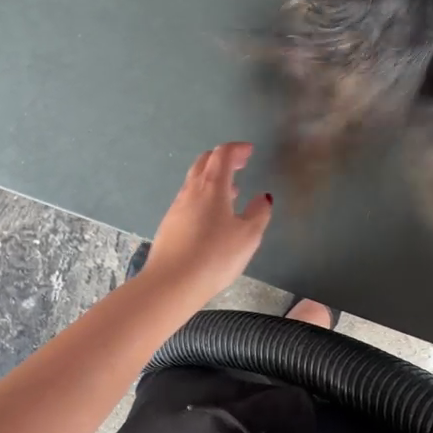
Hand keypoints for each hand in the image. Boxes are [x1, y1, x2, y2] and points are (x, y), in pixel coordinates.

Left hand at [140, 142, 272, 301]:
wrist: (171, 283)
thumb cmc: (214, 257)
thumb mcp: (247, 237)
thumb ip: (258, 214)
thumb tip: (263, 197)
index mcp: (212, 186)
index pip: (222, 154)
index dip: (237, 149)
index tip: (249, 151)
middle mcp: (191, 190)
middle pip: (204, 162)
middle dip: (223, 158)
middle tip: (240, 164)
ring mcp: (177, 207)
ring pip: (194, 180)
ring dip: (212, 178)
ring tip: (231, 191)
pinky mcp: (169, 224)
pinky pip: (188, 198)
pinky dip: (203, 195)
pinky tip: (212, 216)